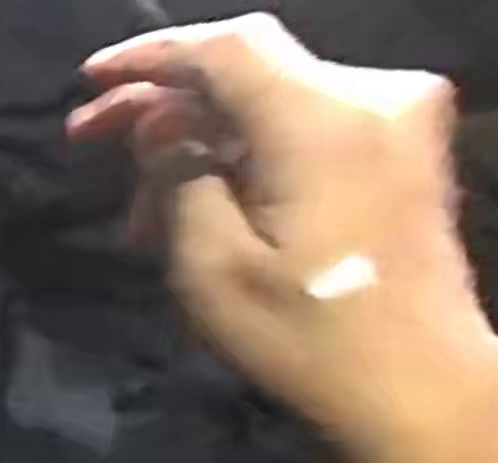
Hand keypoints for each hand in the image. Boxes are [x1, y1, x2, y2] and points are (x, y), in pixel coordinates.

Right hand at [66, 14, 497, 462]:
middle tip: (88, 142)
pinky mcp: (394, 148)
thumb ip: (181, 181)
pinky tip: (197, 207)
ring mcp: (393, 117)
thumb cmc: (299, 333)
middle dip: (159, 108)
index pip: (230, 50)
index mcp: (324, 122)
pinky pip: (294, 130)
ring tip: (140, 218)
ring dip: (190, 147)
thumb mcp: (211, 267)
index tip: (88, 78)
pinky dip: (234, 158)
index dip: (151, 56)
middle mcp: (372, 94)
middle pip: (245, 75)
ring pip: (262, 106)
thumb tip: (162, 125)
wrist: (410, 376)